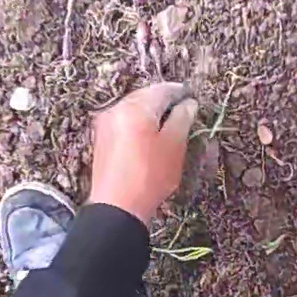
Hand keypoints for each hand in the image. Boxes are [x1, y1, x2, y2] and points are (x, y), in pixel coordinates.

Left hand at [87, 82, 200, 225]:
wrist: (117, 207)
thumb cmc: (150, 174)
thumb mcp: (174, 145)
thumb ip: (182, 119)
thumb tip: (189, 104)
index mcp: (135, 107)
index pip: (163, 90)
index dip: (181, 92)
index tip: (194, 98)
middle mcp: (116, 108)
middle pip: (146, 97)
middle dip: (165, 101)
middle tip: (184, 111)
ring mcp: (106, 124)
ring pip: (134, 109)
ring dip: (152, 112)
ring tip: (170, 125)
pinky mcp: (102, 139)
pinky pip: (125, 121)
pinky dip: (140, 123)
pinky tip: (150, 136)